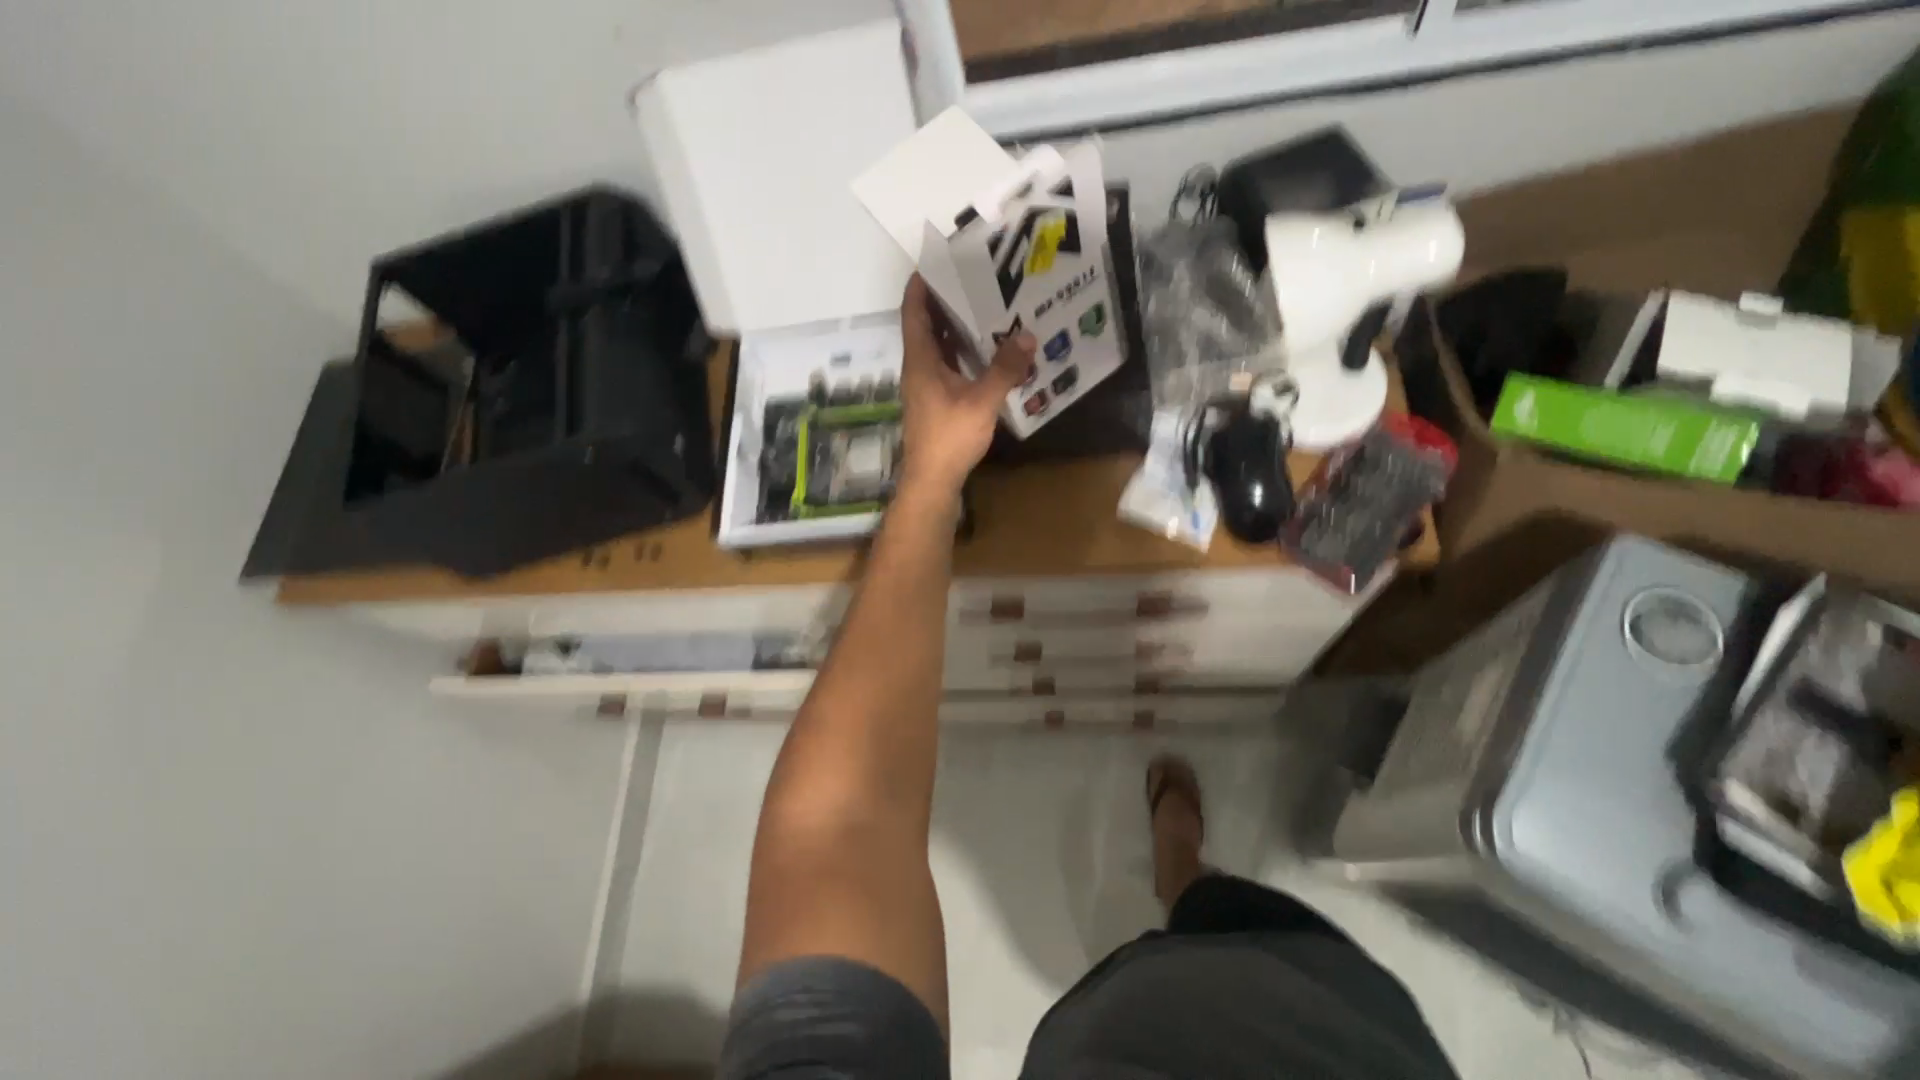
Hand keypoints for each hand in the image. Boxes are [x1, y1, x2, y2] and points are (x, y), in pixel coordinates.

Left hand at [897, 275, 1035, 498]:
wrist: (932, 481)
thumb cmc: (949, 438)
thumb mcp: (981, 401)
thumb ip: (1004, 369)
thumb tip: (1027, 337)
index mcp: (920, 360)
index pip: (913, 312)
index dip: (921, 286)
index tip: (937, 263)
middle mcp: (918, 368)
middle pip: (924, 325)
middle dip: (943, 302)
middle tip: (971, 280)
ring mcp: (924, 386)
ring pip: (935, 347)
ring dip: (953, 328)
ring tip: (982, 308)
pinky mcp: (934, 402)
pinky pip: (945, 366)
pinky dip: (960, 353)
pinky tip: (984, 351)